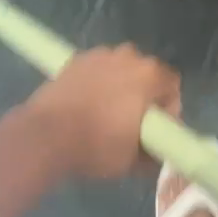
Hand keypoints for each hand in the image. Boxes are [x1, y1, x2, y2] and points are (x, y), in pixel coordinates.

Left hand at [25, 45, 181, 179]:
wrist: (45, 136)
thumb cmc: (96, 146)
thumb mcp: (132, 162)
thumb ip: (154, 155)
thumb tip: (159, 155)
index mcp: (150, 75)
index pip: (172, 86)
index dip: (167, 109)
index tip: (154, 130)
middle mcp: (130, 55)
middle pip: (147, 74)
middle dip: (143, 95)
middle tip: (130, 123)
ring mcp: (101, 54)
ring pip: (120, 69)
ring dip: (119, 86)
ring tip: (104, 113)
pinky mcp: (77, 58)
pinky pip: (97, 69)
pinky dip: (96, 81)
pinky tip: (85, 104)